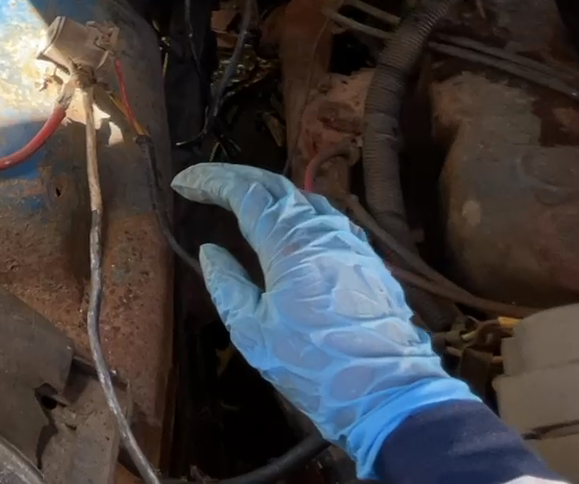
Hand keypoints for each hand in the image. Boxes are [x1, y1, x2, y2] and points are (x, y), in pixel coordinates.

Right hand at [171, 163, 476, 476]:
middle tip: (202, 182)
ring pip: (302, 197)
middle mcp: (322, 233)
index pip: (243, 192)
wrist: (397, 401)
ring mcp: (350, 245)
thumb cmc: (318, 368)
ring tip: (238, 195)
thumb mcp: (253, 332)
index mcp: (290, 245)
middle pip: (273, 185)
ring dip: (264, 188)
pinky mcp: (367, 261)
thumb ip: (226, 284)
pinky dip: (293, 206)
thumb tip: (211, 250)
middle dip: (232, 176)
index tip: (181, 184)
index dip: (209, 181)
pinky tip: (284, 222)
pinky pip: (324, 216)